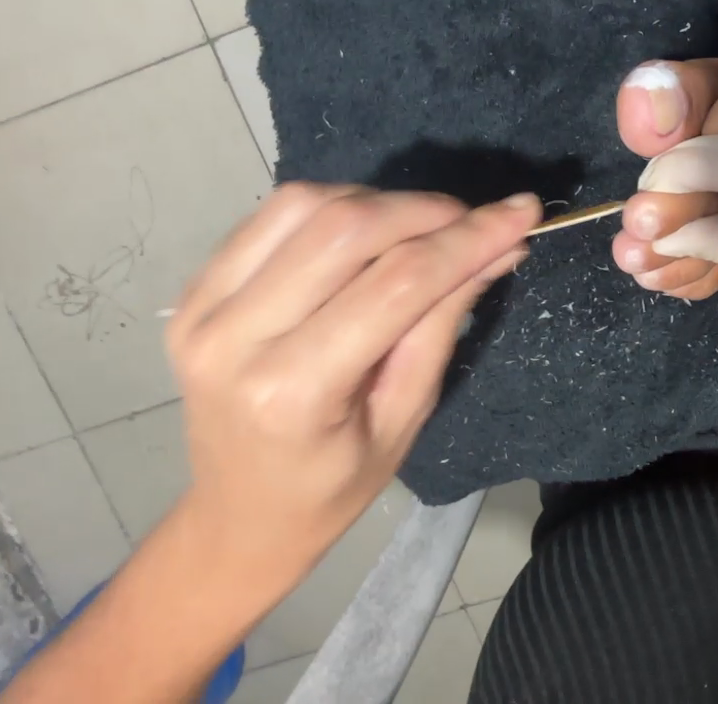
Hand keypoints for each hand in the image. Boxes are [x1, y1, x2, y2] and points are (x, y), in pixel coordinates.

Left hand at [162, 185, 539, 591]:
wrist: (237, 515)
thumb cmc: (334, 483)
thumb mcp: (407, 414)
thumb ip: (445, 320)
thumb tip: (500, 245)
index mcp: (293, 391)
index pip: (396, 283)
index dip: (467, 239)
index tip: (522, 212)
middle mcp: (235, 338)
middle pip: (345, 229)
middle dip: (427, 210)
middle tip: (476, 219)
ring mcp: (202, 308)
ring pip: (306, 205)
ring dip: (382, 201)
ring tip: (424, 227)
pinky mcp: (195, 289)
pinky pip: (273, 214)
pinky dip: (335, 205)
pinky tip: (370, 228)